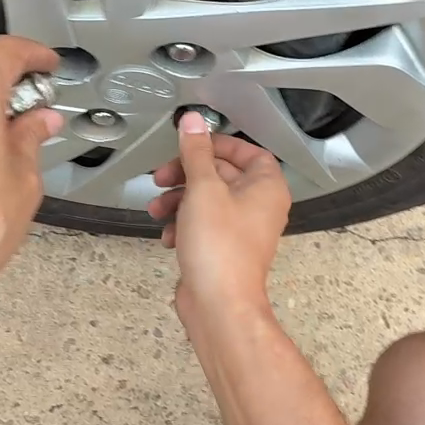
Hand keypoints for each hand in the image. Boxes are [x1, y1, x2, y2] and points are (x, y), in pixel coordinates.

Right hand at [147, 111, 291, 324]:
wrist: (218, 304)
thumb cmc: (219, 245)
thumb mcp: (203, 188)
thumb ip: (196, 152)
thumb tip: (193, 120)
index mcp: (267, 187)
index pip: (248, 151)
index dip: (218, 145)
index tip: (190, 145)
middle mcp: (260, 207)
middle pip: (222, 175)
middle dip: (187, 175)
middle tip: (162, 177)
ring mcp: (243, 230)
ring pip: (208, 202)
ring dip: (179, 201)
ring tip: (157, 210)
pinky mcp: (225, 250)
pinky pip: (204, 226)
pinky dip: (184, 226)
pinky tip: (169, 236)